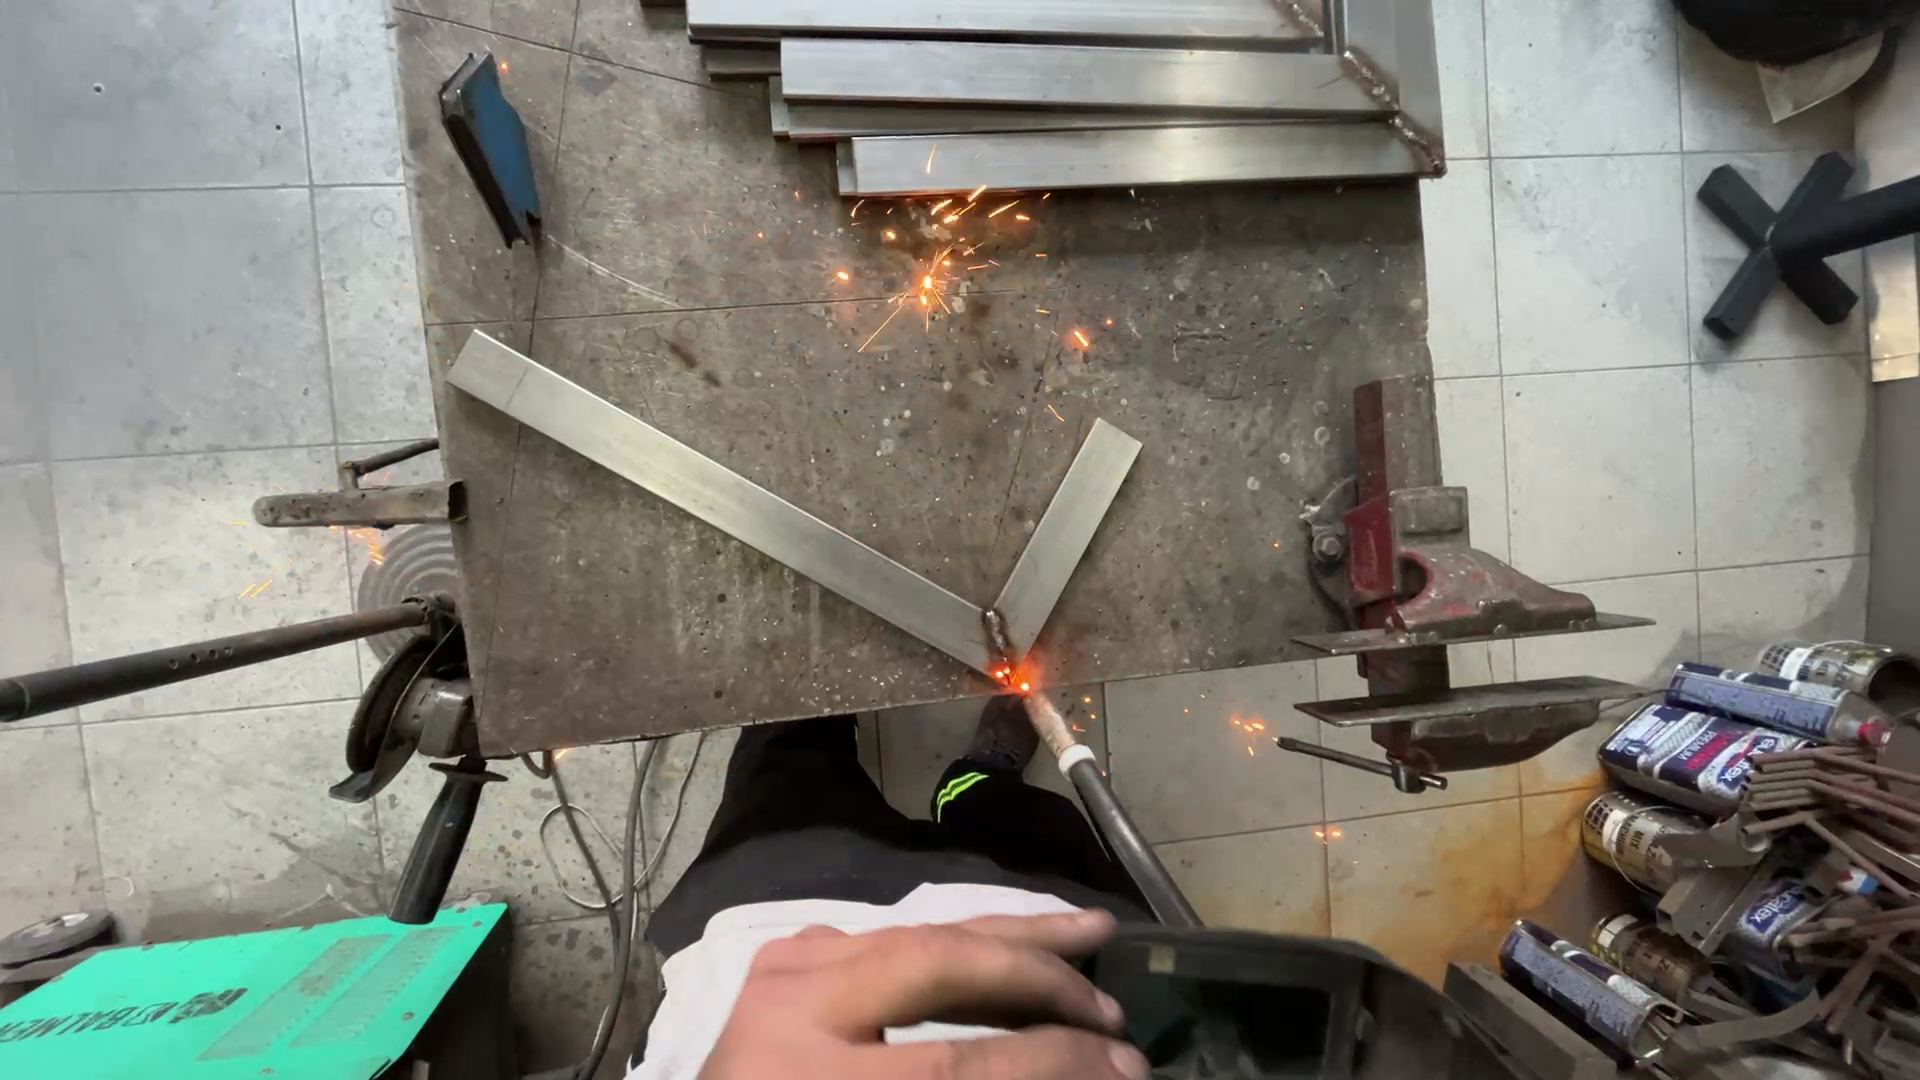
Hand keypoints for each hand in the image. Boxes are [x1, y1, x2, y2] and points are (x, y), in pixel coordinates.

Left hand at [698, 910, 1151, 1079]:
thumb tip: (1065, 1071)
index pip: (954, 1064)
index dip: (1050, 1060)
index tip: (1125, 1065)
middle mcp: (792, 1005)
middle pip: (938, 961)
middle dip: (1038, 974)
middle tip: (1109, 1002)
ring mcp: (788, 962)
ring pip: (923, 924)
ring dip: (1011, 931)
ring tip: (1087, 929)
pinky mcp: (793, 947)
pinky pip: (897, 933)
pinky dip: (960, 937)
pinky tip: (1009, 936)